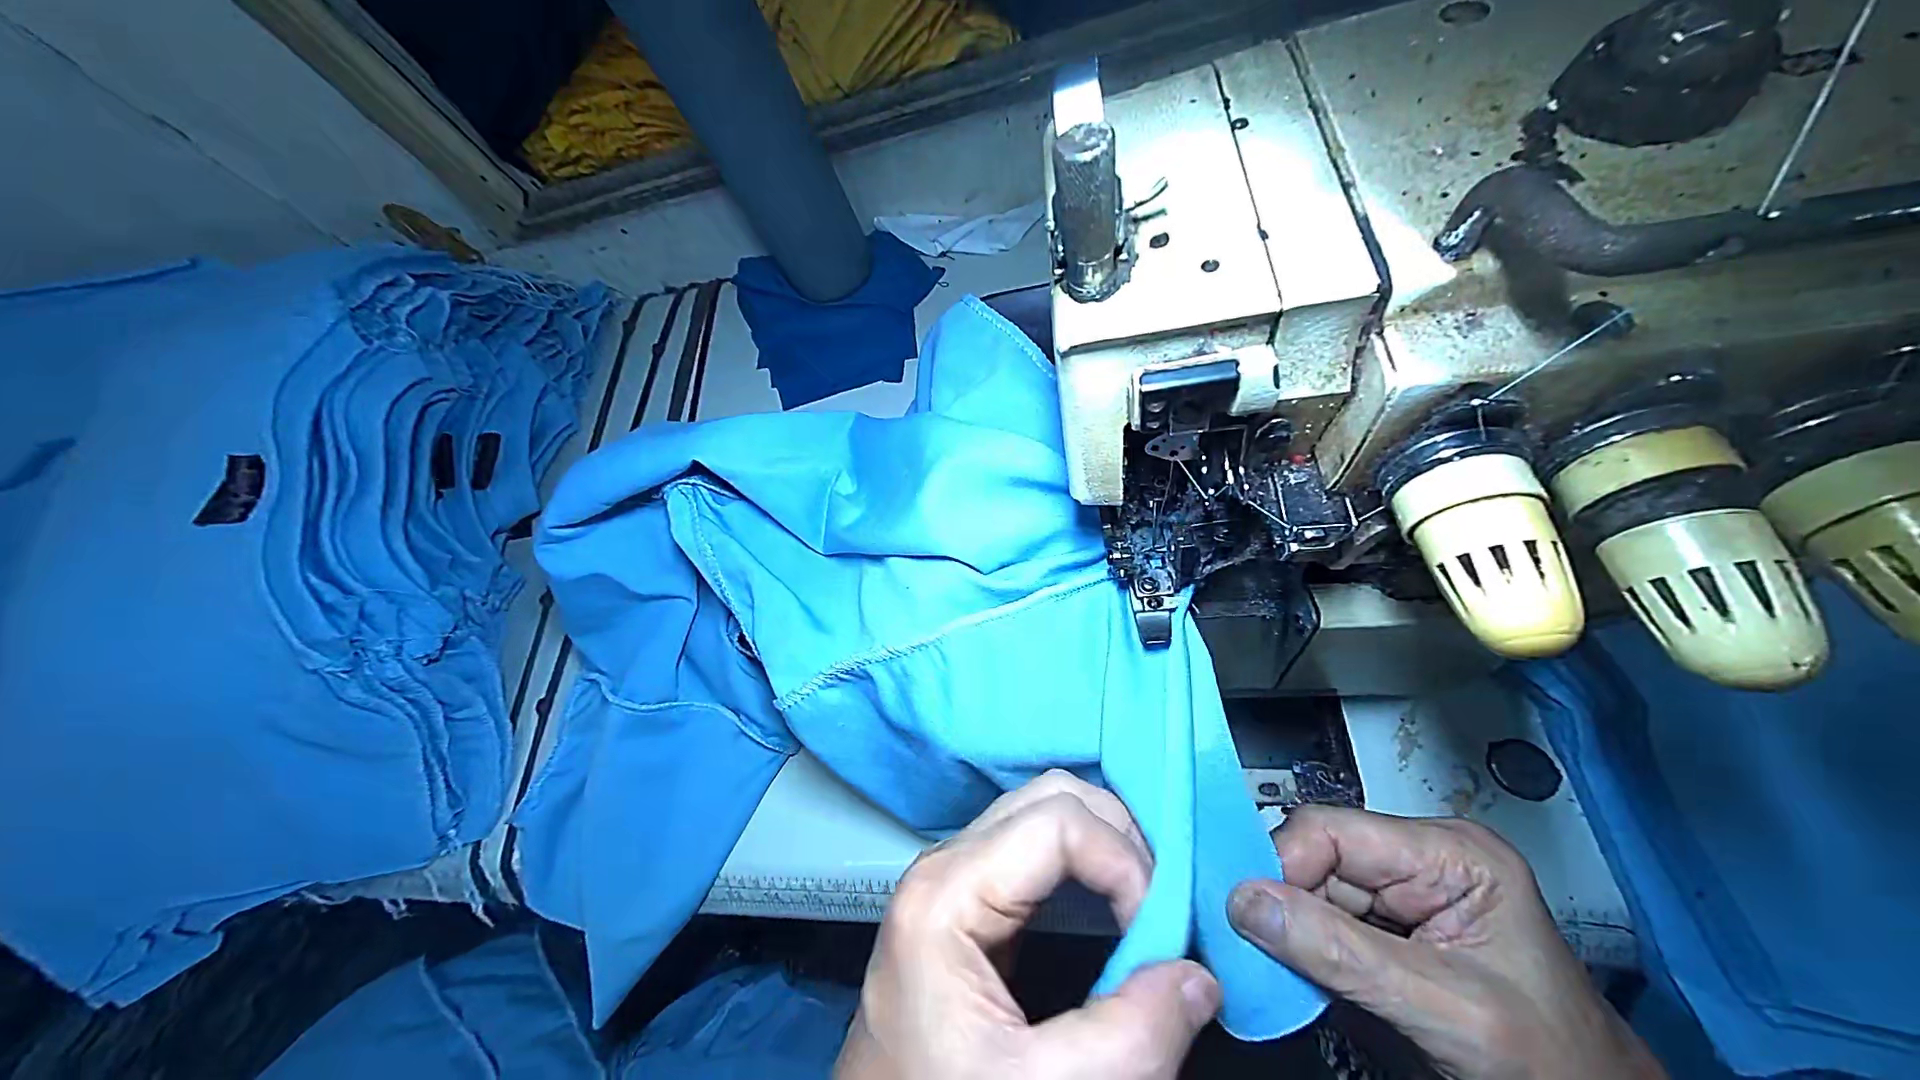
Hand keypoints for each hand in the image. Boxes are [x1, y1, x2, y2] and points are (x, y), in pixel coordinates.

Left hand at [835, 771, 1220, 1079]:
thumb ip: (1130, 1037)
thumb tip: (1197, 978)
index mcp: (946, 892)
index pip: (1058, 821)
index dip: (1123, 863)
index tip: (1159, 936)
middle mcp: (946, 863)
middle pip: (1051, 798)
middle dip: (1120, 840)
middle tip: (1161, 911)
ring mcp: (956, 873)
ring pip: (1047, 812)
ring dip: (1107, 847)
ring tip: (1147, 909)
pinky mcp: (970, 895)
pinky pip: (1038, 847)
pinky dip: (1087, 863)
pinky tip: (1113, 907)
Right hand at [1228, 806, 1663, 1079]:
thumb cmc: (1556, 1067)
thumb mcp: (1450, 1010)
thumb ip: (1343, 954)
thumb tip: (1245, 902)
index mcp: (1450, 854)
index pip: (1329, 830)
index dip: (1282, 866)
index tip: (1247, 915)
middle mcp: (1418, 859)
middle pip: (1314, 858)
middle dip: (1285, 904)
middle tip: (1261, 951)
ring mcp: (1400, 893)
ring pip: (1308, 890)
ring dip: (1290, 931)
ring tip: (1285, 972)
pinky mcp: (1384, 928)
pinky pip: (1319, 922)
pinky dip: (1301, 949)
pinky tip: (1304, 976)